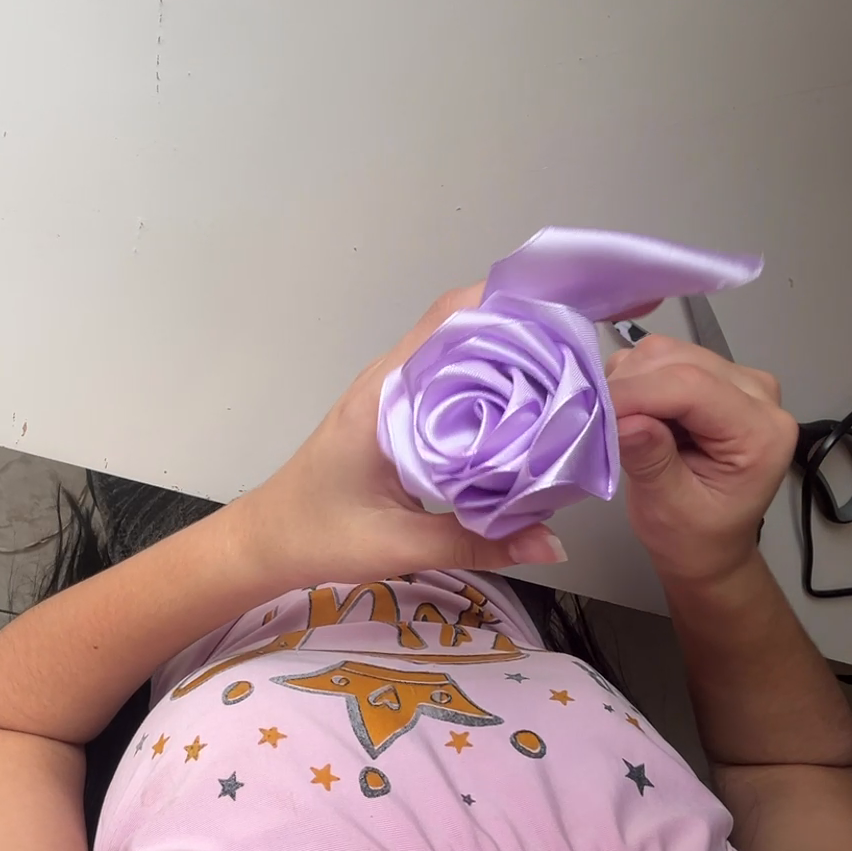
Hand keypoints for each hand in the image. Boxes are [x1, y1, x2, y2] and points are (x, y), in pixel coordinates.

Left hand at [234, 285, 566, 587]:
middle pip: (462, 328)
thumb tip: (553, 545)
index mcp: (385, 398)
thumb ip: (477, 543)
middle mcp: (388, 382)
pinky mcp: (393, 413)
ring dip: (506, 355)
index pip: (450, 320)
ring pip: (456, 354)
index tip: (566, 313)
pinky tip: (522, 410)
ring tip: (566, 373)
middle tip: (583, 352)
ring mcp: (389, 394)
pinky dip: (485, 384)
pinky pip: (447, 382)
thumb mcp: (400, 546)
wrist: (269, 541)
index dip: (510, 304)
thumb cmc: (320, 537)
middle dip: (523, 330)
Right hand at [605, 334, 797, 586]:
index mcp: (760, 432)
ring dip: (627, 381)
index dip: (634, 394)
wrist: (708, 546)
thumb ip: (651, 460)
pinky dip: (631, 379)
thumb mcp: (669, 508)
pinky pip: (660, 358)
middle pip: (676, 360)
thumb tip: (622, 418)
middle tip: (594, 423)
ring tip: (614, 422)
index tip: (589, 415)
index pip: (691, 387)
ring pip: (664, 352)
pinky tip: (629, 413)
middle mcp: (756, 394)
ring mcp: (735, 380)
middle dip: (626, 386)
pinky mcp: (711, 376)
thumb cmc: (691, 536)